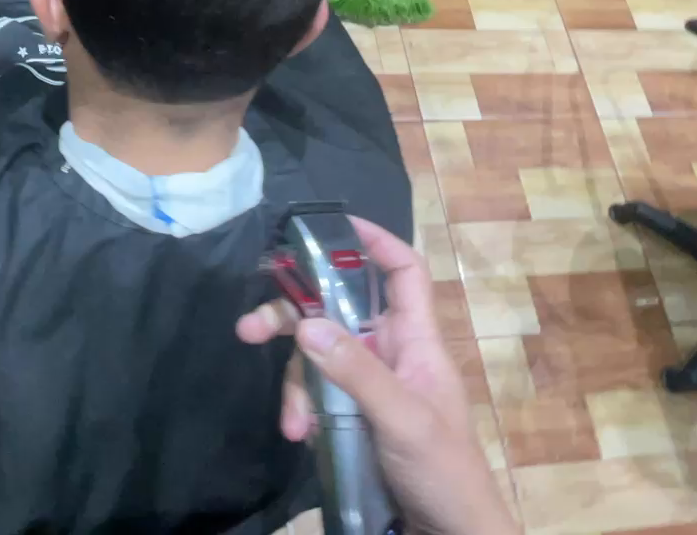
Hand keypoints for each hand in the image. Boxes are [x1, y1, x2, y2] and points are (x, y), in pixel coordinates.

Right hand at [236, 217, 517, 534]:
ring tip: (290, 421)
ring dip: (295, 382)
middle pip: (336, 308)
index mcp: (415, 339)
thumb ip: (356, 372)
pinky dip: (300, 408)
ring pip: (318, 353)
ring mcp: (367, 382)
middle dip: (293, 315)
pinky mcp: (350, 413)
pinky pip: (315, 391)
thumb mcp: (402, 420)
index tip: (333, 224)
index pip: (402, 271)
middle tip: (251, 328)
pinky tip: (298, 434)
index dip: (375, 241)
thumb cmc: (444, 472)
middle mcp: (388, 350)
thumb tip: (305, 323)